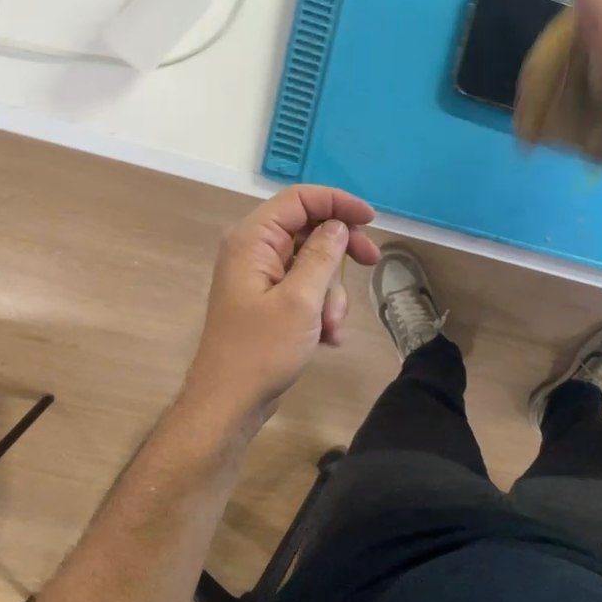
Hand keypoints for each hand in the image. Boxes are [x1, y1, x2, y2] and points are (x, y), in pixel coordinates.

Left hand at [184, 185, 379, 423]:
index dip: (338, 202)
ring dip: (332, 294)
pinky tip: (326, 337)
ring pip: (313, 265)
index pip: (300, 199)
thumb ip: (322, 256)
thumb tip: (337, 226)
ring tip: (331, 327)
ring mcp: (261, 278)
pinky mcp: (269, 302)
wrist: (230, 401)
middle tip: (371, 264)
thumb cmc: (262, 350)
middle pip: (309, 229)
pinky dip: (321, 309)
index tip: (371, 220)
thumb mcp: (301, 300)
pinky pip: (306, 290)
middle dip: (341, 252)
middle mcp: (254, 251)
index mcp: (253, 240)